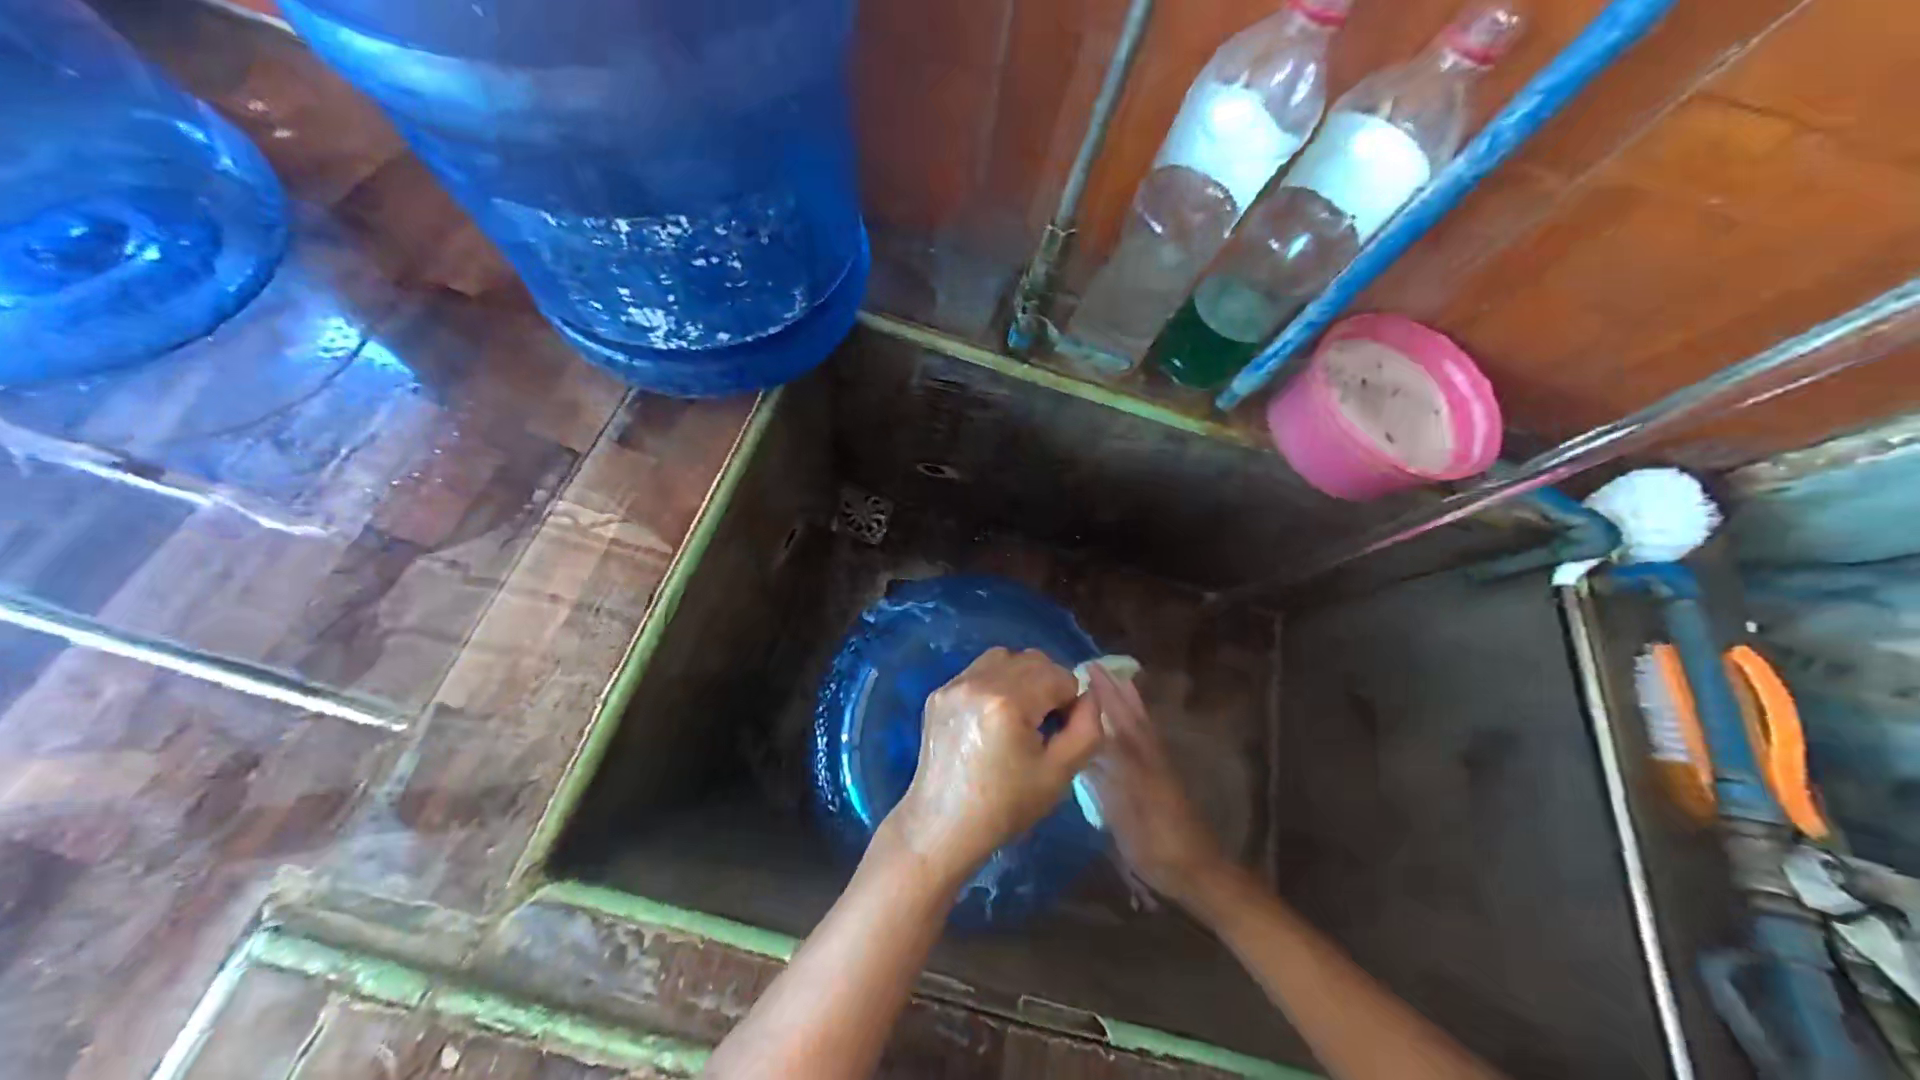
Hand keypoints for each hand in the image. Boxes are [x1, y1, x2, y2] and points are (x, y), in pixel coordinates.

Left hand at [885, 647, 1103, 882]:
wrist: (944, 826)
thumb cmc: (1006, 806)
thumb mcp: (1060, 773)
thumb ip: (1087, 728)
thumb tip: (1090, 696)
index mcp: (1008, 700)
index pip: (1060, 676)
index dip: (1070, 703)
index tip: (1060, 733)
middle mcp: (978, 681)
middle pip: (1033, 660)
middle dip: (1048, 685)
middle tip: (1044, 724)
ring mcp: (954, 684)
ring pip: (1004, 658)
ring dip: (1022, 678)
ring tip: (1019, 716)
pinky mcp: (939, 693)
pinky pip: (978, 671)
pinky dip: (995, 684)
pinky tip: (992, 719)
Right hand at [1083, 665, 1228, 904]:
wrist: (1202, 873)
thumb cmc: (1161, 855)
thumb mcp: (1128, 828)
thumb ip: (1108, 790)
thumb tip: (1085, 755)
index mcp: (1141, 771)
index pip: (1117, 727)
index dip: (1102, 700)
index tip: (1087, 674)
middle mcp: (1152, 761)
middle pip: (1132, 719)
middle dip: (1115, 692)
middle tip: (1097, 667)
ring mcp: (1161, 768)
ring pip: (1143, 725)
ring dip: (1129, 700)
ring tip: (1116, 679)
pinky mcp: (1166, 777)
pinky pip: (1148, 738)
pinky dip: (1138, 719)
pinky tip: (1132, 718)